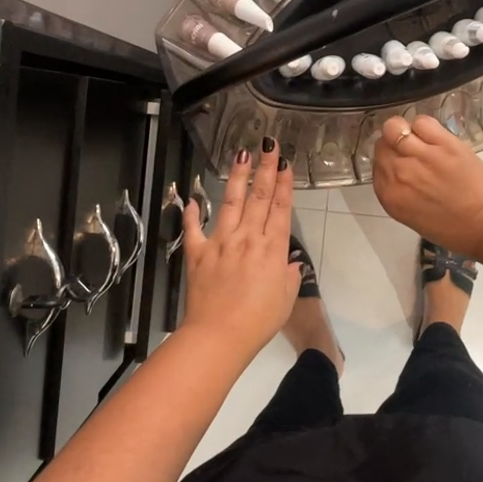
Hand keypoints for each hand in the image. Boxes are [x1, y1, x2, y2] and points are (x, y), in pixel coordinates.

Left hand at [178, 141, 301, 356]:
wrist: (219, 335)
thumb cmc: (259, 321)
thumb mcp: (286, 299)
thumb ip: (289, 276)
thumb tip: (291, 263)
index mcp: (272, 248)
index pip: (280, 209)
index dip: (283, 184)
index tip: (284, 163)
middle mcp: (247, 238)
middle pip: (258, 198)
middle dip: (265, 169)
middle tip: (268, 146)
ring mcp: (221, 243)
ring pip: (230, 203)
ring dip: (236, 178)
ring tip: (240, 156)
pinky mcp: (198, 254)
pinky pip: (194, 229)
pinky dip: (192, 214)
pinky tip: (192, 199)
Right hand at [370, 115, 482, 255]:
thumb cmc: (452, 228)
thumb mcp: (411, 216)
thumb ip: (398, 191)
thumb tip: (396, 170)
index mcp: (390, 195)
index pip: (375, 164)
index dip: (387, 159)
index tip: (398, 160)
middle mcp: (400, 173)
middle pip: (382, 144)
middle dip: (393, 145)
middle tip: (411, 150)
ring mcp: (421, 156)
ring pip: (395, 128)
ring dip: (404, 131)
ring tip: (419, 139)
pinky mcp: (444, 144)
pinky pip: (422, 122)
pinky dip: (423, 126)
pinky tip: (433, 136)